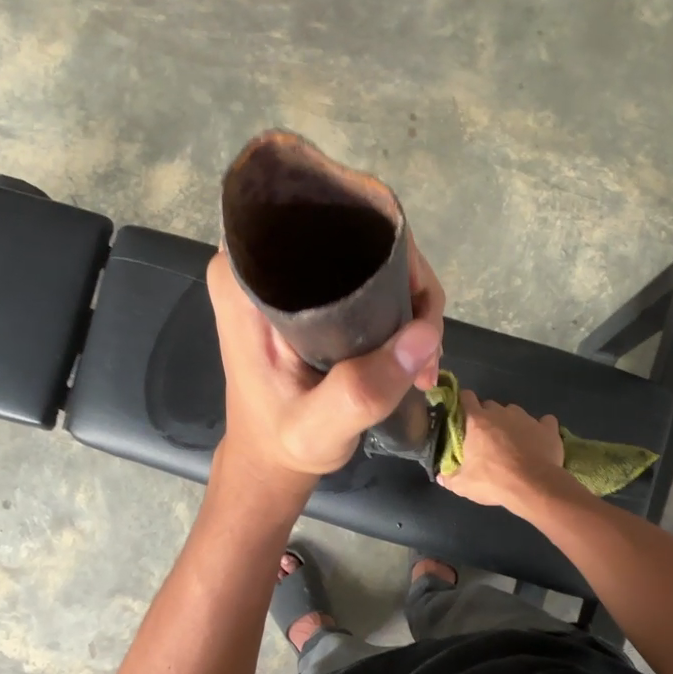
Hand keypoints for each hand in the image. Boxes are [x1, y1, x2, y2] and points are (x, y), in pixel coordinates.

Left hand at [206, 233, 444, 486]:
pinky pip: (368, 278)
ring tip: (420, 363)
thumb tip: (424, 333)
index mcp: (246, 277)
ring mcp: (288, 273)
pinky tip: (410, 355)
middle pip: (357, 231)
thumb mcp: (318, 429)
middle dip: (408, 283)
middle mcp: (263, 260)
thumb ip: (363, 390)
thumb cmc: (282, 444)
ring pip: (370, 256)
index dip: (383, 241)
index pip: (323, 212)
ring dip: (410, 303)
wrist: (270, 461)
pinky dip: (400, 312)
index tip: (413, 300)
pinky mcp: (310, 290)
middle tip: (425, 347)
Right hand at [441, 390, 573, 515]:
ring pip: (514, 412)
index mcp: (477, 421)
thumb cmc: (493, 481)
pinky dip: (540, 428)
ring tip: (512, 441)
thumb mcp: (463, 485)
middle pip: (490, 406)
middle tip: (485, 437)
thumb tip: (441, 477)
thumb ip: (450, 478)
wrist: (533, 486)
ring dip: (510, 422)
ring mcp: (526, 418)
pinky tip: (539, 439)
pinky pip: (544, 422)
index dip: (463, 403)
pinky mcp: (548, 428)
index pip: (466, 398)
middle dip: (486, 417)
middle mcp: (501, 413)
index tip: (462, 414)